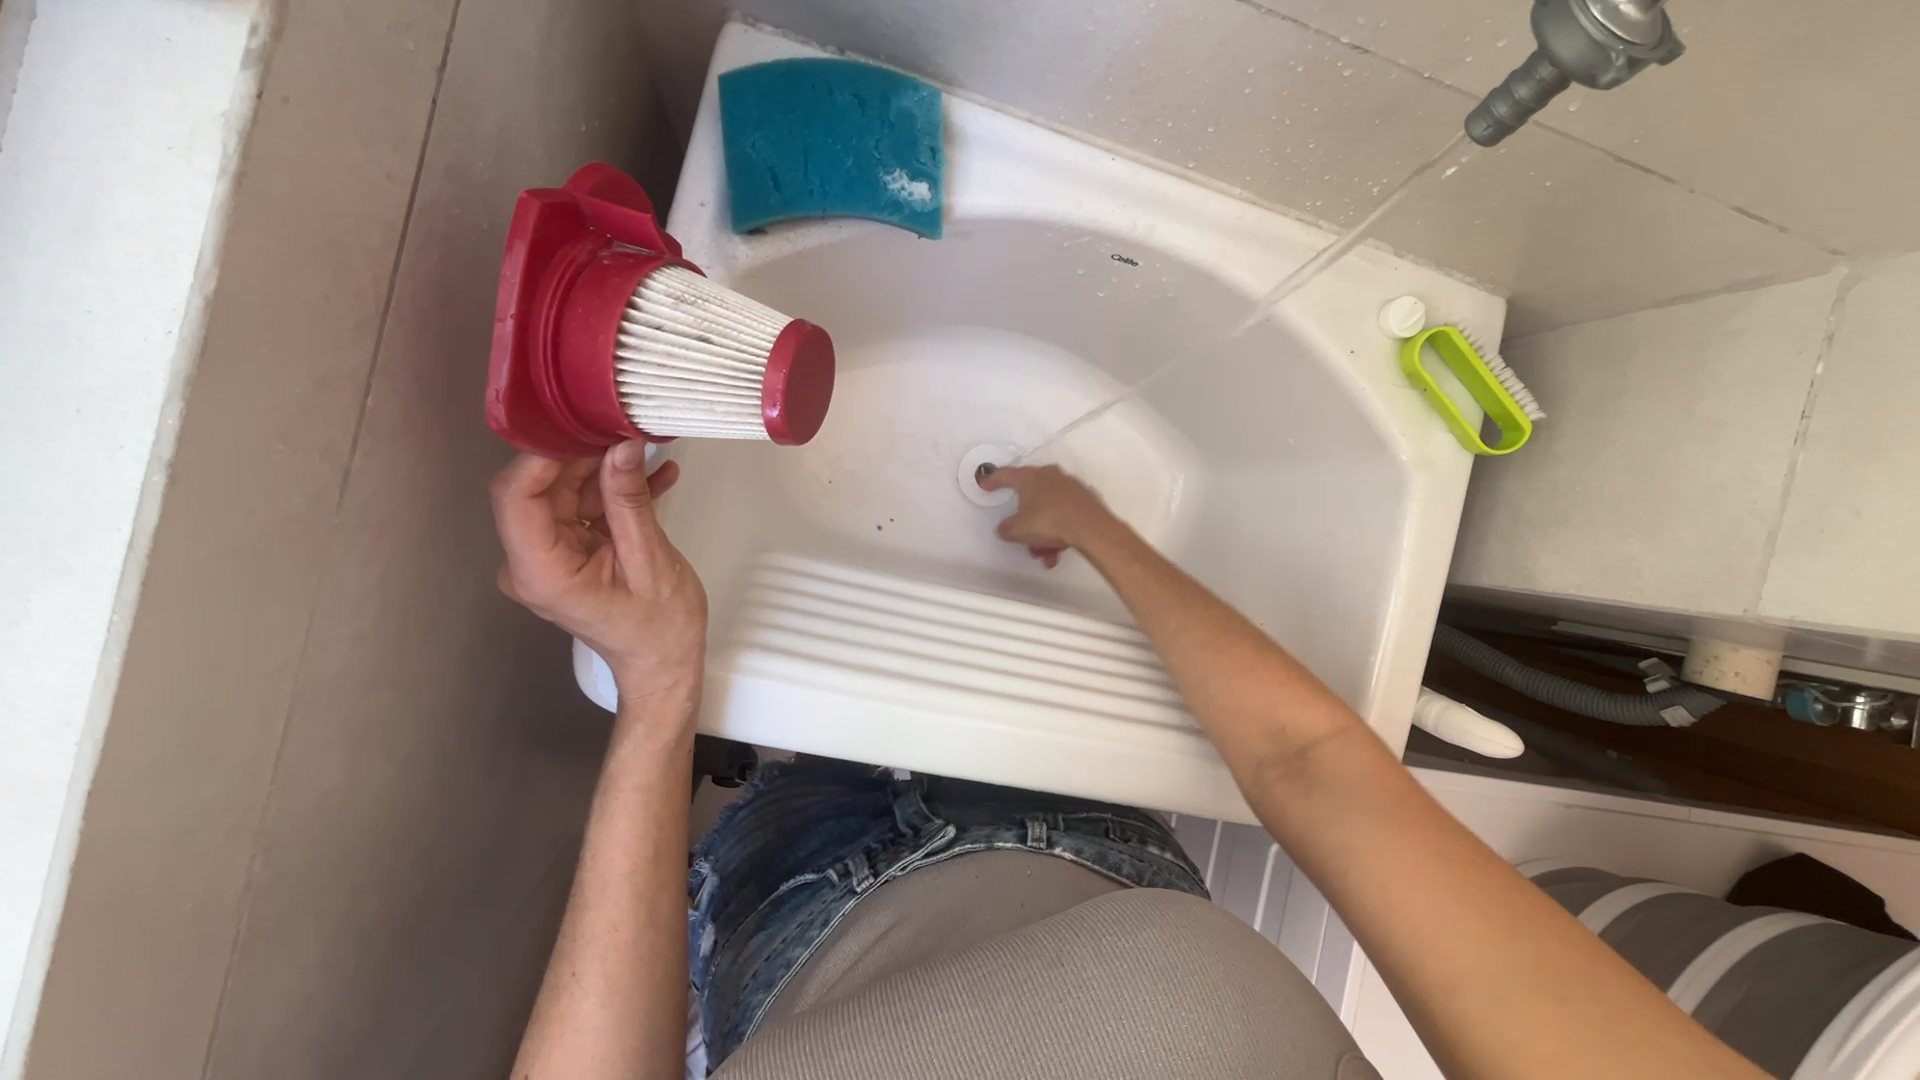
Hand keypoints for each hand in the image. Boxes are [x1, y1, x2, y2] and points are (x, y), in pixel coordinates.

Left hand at [490, 440, 707, 704]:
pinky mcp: (571, 551)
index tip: (585, 427)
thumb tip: (621, 445)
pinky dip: (617, 493)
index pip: (517, 496)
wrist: (665, 665)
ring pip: (566, 493)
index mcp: (542, 571)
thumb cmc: (659, 629)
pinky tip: (656, 477)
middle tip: (626, 431)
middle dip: (583, 457)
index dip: (544, 455)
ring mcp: (551, 556)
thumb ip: (630, 502)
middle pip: (541, 489)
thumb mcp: (651, 562)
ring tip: (649, 451)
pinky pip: (585, 509)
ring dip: (607, 472)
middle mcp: (532, 562)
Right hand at [978, 464, 1119, 567]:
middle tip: (1024, 536)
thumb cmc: (1048, 522)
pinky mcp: (1086, 499)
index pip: (1006, 475)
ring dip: (1045, 532)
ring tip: (1045, 552)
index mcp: (1031, 477)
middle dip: (1027, 521)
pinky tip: (1060, 548)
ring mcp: (1071, 486)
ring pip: (1050, 510)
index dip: (993, 481)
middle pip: (1031, 497)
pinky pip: (1066, 515)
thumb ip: (1007, 529)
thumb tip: (1005, 529)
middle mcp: (1051, 476)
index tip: (985, 485)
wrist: (1090, 528)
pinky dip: (1060, 530)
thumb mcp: (1018, 530)